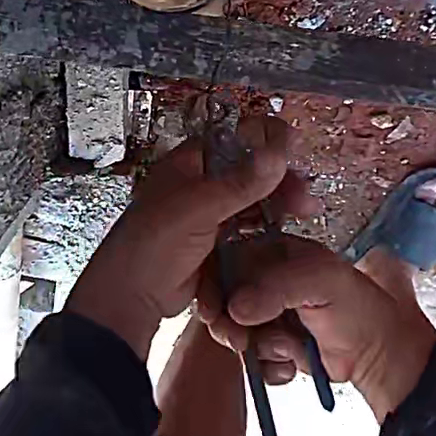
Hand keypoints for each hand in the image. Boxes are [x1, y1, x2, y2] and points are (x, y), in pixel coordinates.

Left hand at [65, 115, 317, 359]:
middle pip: (248, 172)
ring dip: (276, 203)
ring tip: (304, 211)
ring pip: (251, 200)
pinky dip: (266, 226)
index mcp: (188, 164)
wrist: (132, 295)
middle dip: (278, 179)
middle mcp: (199, 185)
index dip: (263, 141)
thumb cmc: (154, 242)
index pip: (233, 140)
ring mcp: (207, 214)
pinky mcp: (214, 242)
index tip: (293, 147)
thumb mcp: (199, 207)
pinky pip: (246, 227)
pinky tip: (284, 231)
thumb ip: (241, 183)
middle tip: (303, 195)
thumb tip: (277, 153)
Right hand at [198, 236, 435, 421]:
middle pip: (228, 299)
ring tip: (282, 350)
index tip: (215, 309)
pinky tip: (292, 363)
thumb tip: (236, 308)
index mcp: (278, 253)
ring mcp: (272, 314)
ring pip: (238, 331)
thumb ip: (277, 287)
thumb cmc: (359, 308)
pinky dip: (269, 366)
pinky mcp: (277, 345)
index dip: (218, 284)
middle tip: (240, 340)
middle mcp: (271, 281)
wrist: (383, 356)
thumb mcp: (321, 281)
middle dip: (231, 323)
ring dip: (255, 347)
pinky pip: (255, 357)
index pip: (232, 260)